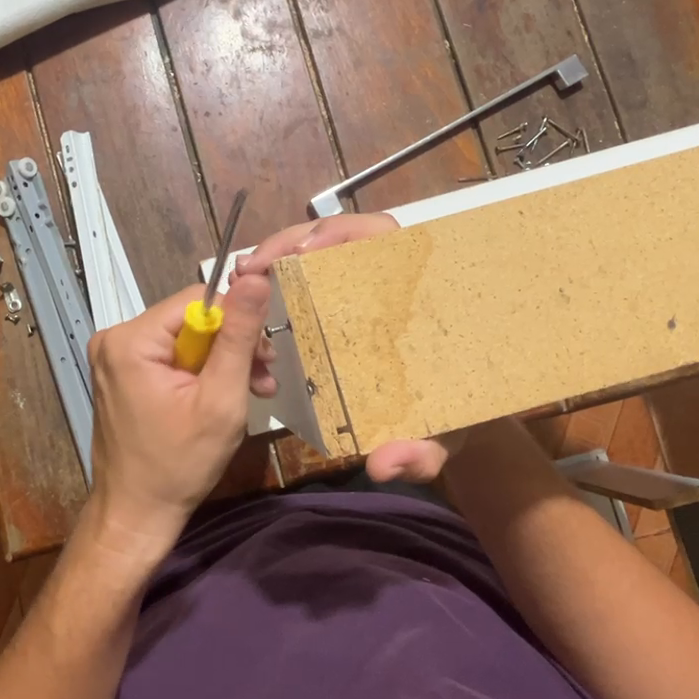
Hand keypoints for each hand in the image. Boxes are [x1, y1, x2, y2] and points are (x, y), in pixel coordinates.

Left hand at [85, 275, 271, 552]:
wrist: (137, 515)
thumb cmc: (178, 465)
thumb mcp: (220, 399)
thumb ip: (238, 336)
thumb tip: (256, 279)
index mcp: (130, 340)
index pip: (198, 298)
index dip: (237, 321)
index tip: (265, 356)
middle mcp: (115, 338)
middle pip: (192, 318)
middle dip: (233, 346)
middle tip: (264, 379)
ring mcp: (115, 357)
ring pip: (186, 338)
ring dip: (223, 362)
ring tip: (255, 391)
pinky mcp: (123, 375)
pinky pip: (172, 357)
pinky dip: (200, 374)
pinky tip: (225, 397)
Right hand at [233, 212, 463, 481]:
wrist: (454, 422)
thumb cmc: (456, 419)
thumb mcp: (443, 437)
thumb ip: (421, 453)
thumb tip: (383, 464)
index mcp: (419, 297)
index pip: (384, 238)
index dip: (344, 234)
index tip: (305, 252)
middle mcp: (388, 282)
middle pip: (337, 237)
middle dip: (289, 242)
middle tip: (250, 268)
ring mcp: (360, 290)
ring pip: (315, 251)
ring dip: (276, 257)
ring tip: (242, 279)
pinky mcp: (339, 305)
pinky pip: (305, 277)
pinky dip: (276, 280)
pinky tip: (252, 297)